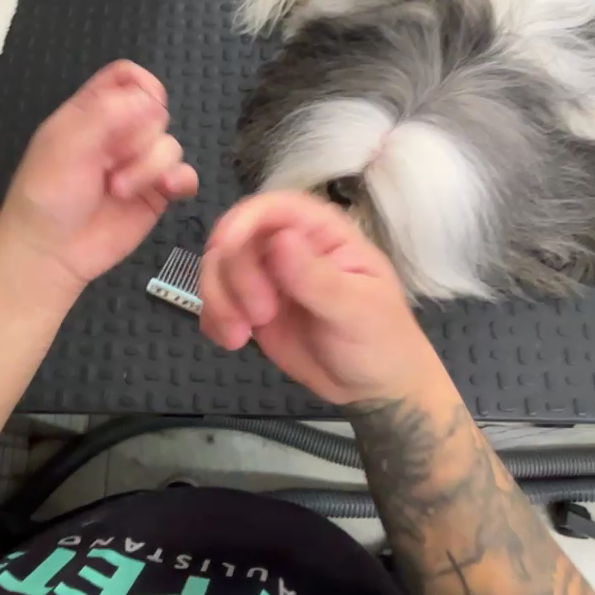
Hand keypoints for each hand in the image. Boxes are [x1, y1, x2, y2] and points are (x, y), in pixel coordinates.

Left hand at [0, 61, 198, 296]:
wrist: (51, 253)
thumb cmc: (47, 195)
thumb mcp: (67, 144)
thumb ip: (107, 113)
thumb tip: (154, 99)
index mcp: (91, 112)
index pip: (127, 77)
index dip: (141, 86)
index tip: (141, 107)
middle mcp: (118, 134)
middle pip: (155, 112)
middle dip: (139, 138)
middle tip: (109, 163)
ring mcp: (139, 164)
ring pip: (171, 145)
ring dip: (148, 168)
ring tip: (118, 191)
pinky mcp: (156, 194)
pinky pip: (185, 175)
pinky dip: (180, 180)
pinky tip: (166, 190)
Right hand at [198, 192, 446, 405]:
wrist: (375, 387)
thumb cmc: (381, 340)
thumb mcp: (357, 310)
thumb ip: (317, 278)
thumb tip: (280, 240)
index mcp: (320, 232)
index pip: (274, 208)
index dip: (243, 220)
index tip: (226, 248)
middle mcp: (287, 246)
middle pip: (237, 237)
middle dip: (235, 275)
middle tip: (260, 316)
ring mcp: (266, 275)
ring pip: (219, 266)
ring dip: (218, 298)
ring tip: (239, 336)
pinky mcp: (250, 306)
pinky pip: (216, 298)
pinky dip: (212, 317)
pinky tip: (231, 341)